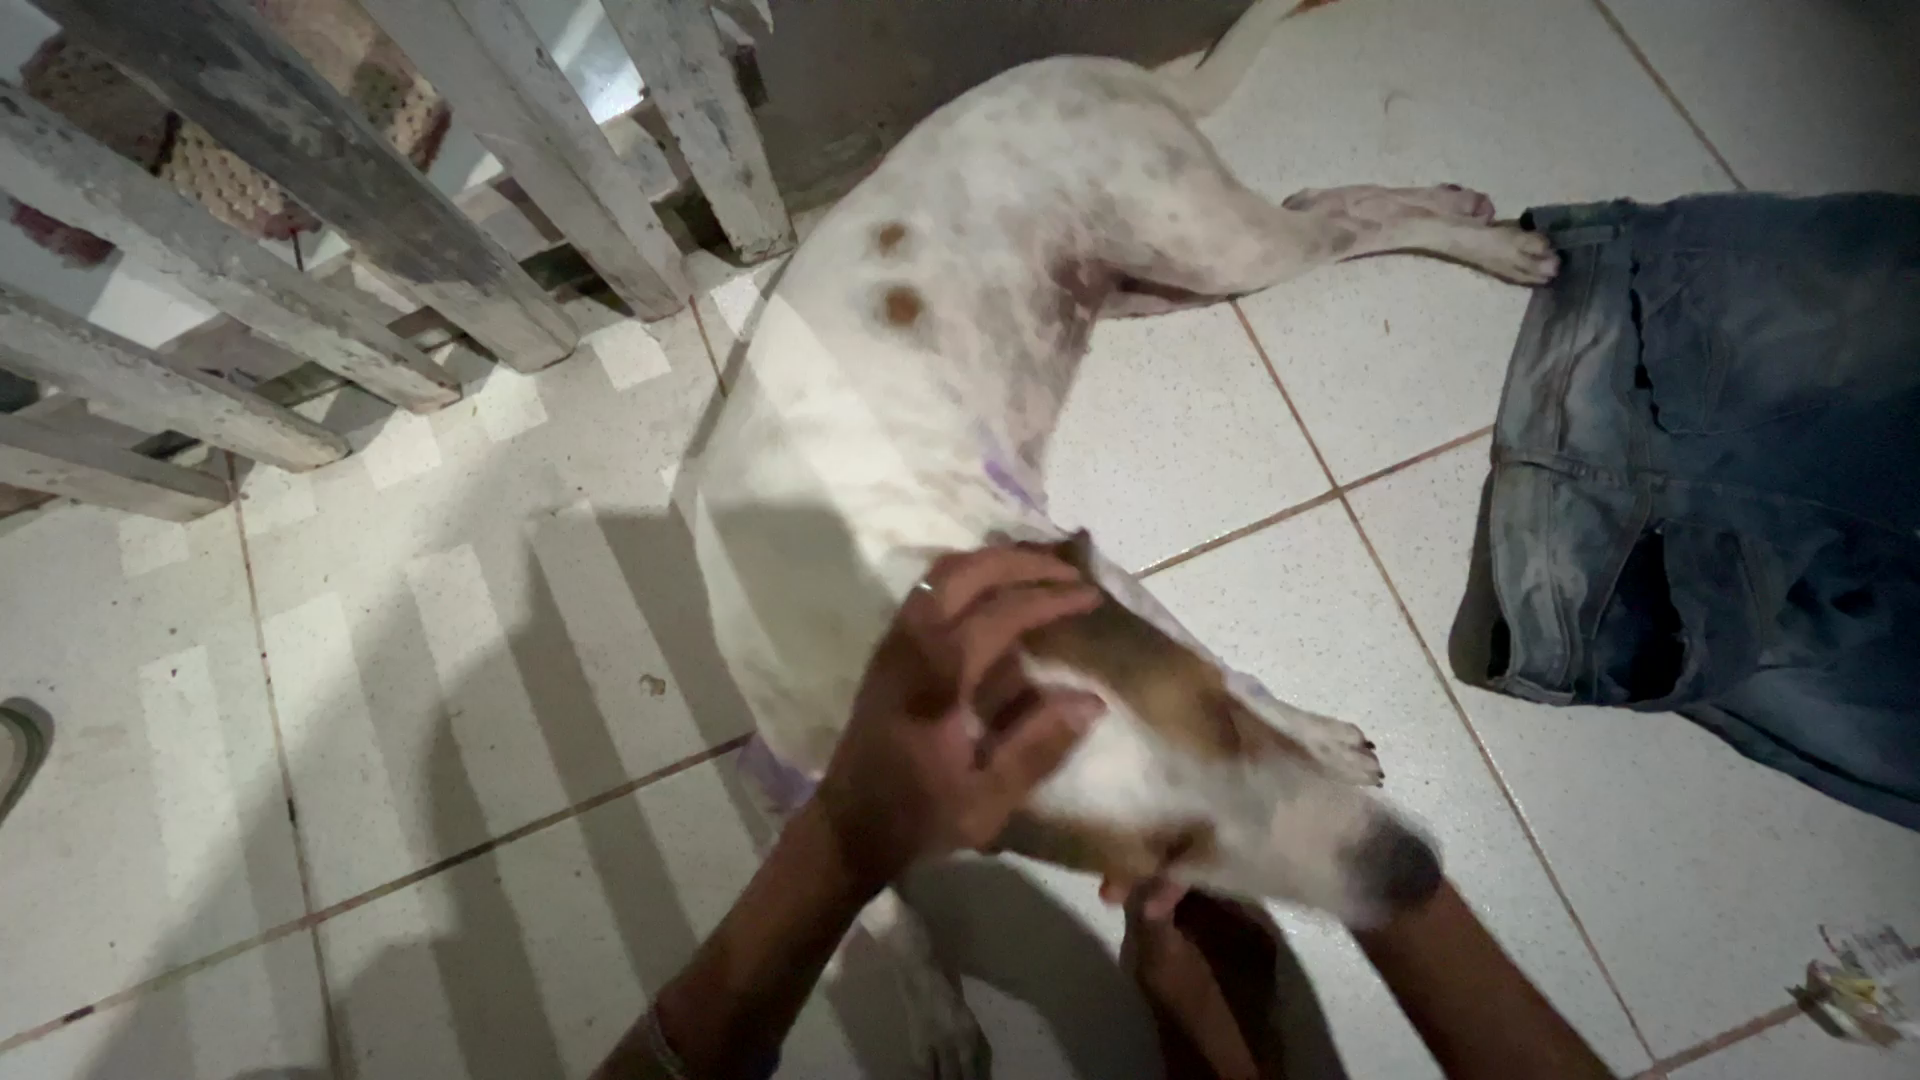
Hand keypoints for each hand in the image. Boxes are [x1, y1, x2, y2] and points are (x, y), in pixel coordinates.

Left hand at [813, 544, 1106, 888]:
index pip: (1001, 614)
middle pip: (966, 571)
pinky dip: (969, 574)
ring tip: (1038, 569)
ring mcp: (895, 639)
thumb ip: (1038, 747)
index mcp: (937, 676)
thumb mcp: (986, 799)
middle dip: (1021, 561)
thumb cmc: (918, 816)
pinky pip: (930, 589)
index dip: (1049, 599)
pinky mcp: (889, 646)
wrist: (847, 825)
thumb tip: (1091, 700)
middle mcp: (911, 642)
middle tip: (1068, 570)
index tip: (1091, 596)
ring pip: (942, 572)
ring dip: (993, 561)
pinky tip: (997, 589)